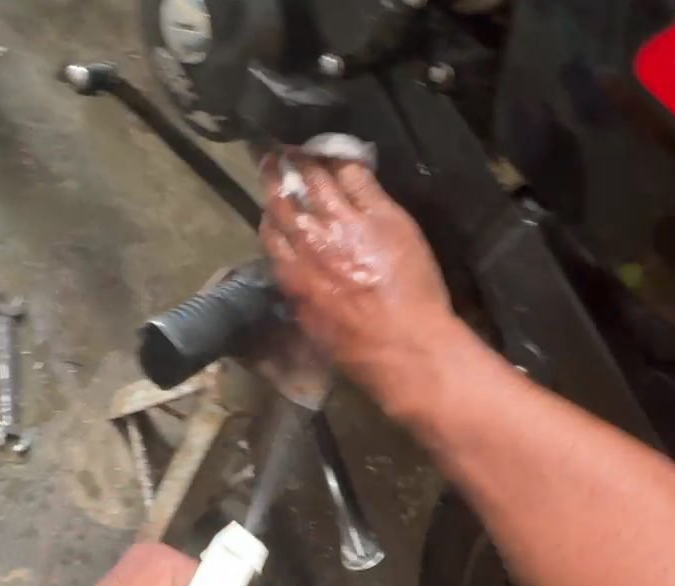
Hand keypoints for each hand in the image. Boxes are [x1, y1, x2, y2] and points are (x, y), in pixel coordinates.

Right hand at [259, 156, 457, 400]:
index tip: (272, 202)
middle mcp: (313, 243)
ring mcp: (347, 224)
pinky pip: (358, 176)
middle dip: (277, 172)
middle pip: (287, 198)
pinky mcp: (382, 215)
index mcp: (293, 276)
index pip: (270, 232)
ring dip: (307, 158)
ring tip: (302, 145)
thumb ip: (300, 298)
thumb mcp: (314, 329)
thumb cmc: (358, 351)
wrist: (404, 346)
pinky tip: (342, 154)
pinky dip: (346, 162)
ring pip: (318, 179)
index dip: (269, 213)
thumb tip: (295, 284)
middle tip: (272, 153)